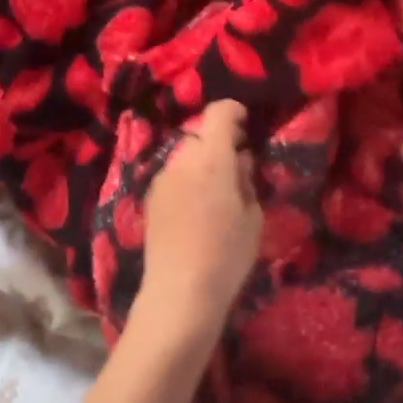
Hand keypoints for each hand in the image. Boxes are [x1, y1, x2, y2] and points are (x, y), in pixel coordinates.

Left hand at [140, 100, 262, 330]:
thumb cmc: (227, 256)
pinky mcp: (150, 196)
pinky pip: (172, 176)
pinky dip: (186, 180)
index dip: (233, 112)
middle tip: (235, 164)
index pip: (218, 114)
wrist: (179, 291)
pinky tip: (195, 209)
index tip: (244, 123)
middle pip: (200, 135)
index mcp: (212, 159)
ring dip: (200, 162)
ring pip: (185, 156)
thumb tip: (240, 160)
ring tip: (216, 191)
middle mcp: (182, 160)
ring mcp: (162, 177)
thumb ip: (246, 181)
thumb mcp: (252, 218)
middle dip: (218, 142)